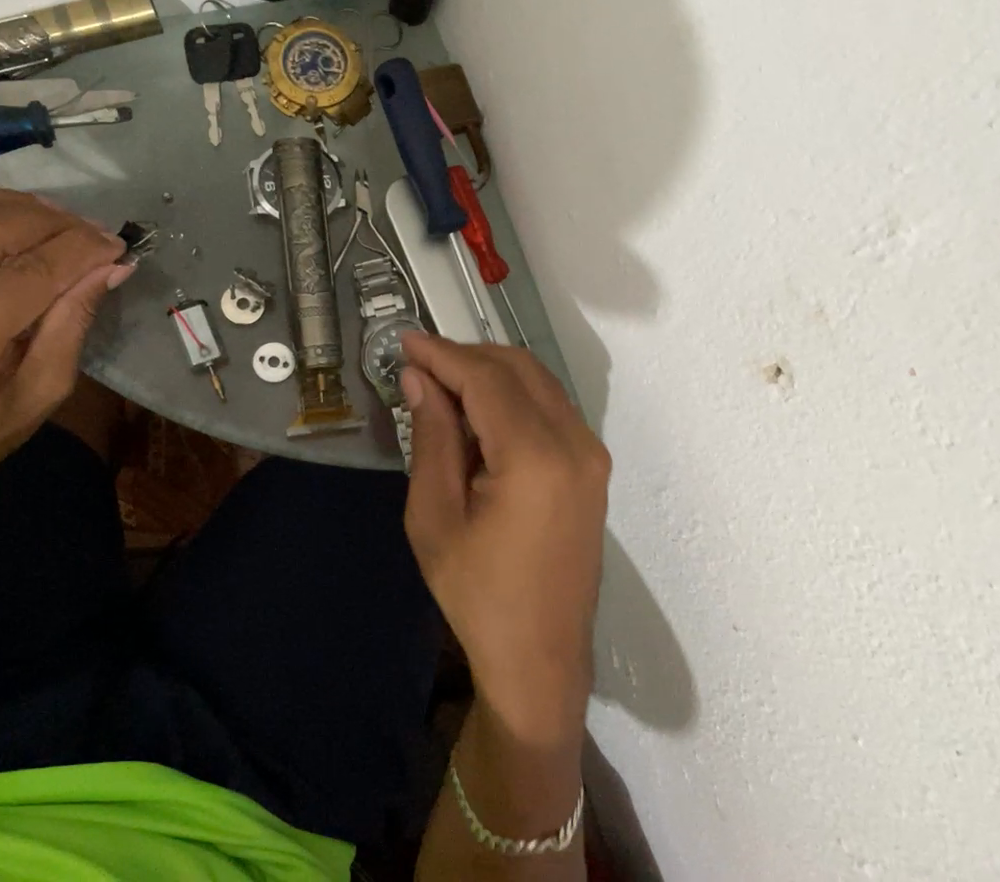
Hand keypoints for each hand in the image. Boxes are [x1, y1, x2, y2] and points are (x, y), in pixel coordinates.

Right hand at [401, 335, 611, 747]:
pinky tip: (480, 417)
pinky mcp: (594, 469)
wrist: (540, 656)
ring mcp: (592, 455)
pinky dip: (515, 399)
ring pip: (540, 384)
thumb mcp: (436, 517)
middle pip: (519, 369)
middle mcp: (575, 443)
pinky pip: (553, 410)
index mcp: (535, 456)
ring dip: (493, 375)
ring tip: (443, 388)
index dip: (443, 354)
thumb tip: (422, 380)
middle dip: (468, 358)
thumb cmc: (478, 596)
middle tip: (420, 366)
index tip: (405, 342)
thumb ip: (433, 438)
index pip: (486, 378)